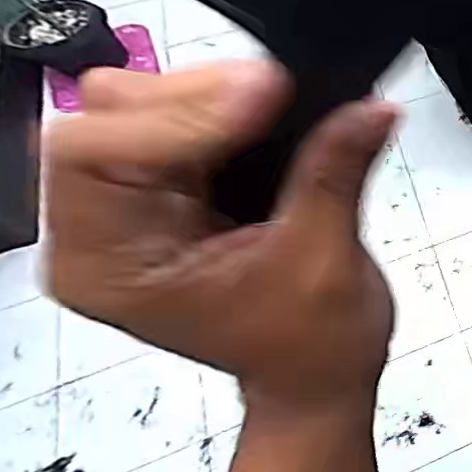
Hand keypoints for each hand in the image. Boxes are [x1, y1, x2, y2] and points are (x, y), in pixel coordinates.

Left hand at [45, 63, 398, 413]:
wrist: (319, 379)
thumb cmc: (318, 344)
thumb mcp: (330, 259)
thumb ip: (337, 175)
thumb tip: (373, 109)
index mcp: (109, 263)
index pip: (101, 154)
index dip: (185, 115)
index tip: (271, 92)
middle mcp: (97, 231)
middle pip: (107, 123)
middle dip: (197, 101)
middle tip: (285, 94)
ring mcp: (127, 215)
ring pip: (135, 118)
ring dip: (212, 104)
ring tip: (285, 108)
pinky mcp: (166, 204)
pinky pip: (175, 137)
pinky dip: (225, 120)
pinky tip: (271, 123)